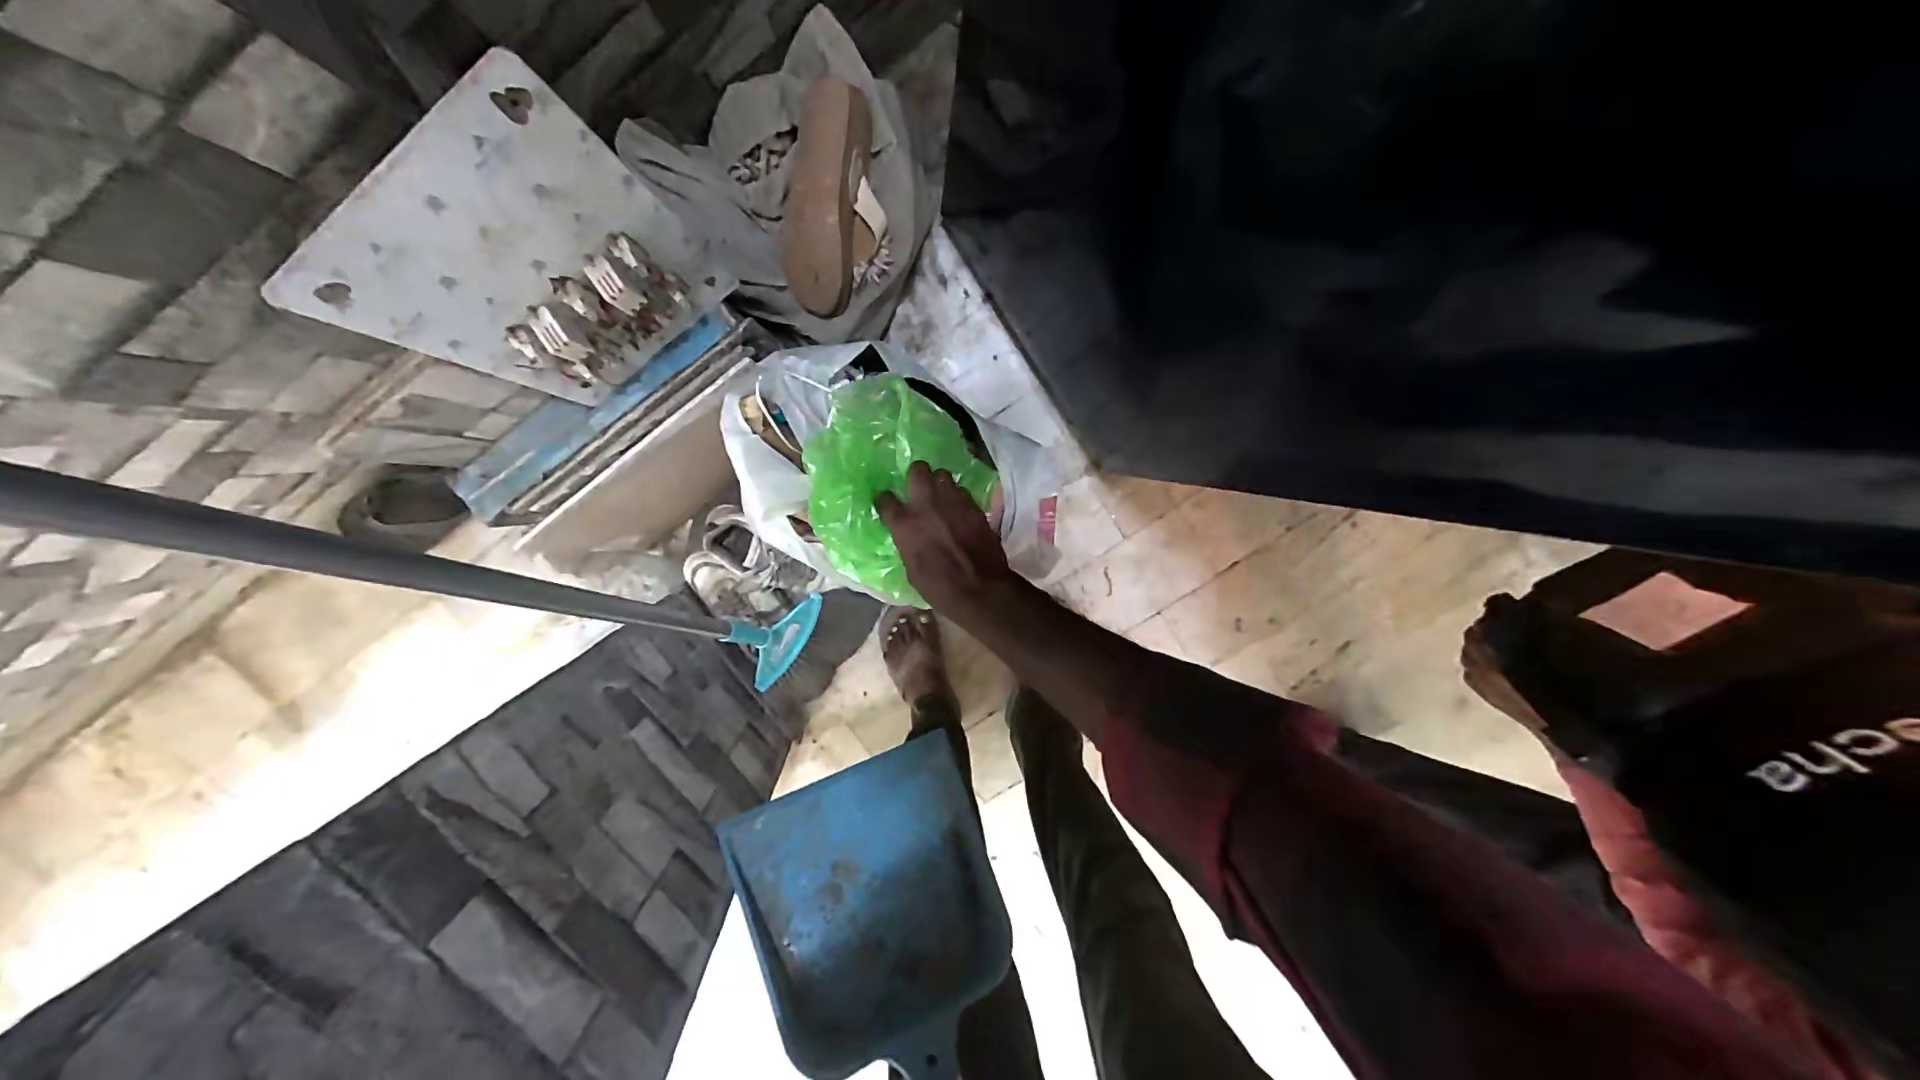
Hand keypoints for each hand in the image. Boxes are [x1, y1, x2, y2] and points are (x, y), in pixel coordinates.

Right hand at [874, 460, 1016, 614]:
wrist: (980, 588)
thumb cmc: (939, 587)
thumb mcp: (911, 568)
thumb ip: (908, 543)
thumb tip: (909, 536)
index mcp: (904, 523)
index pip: (885, 499)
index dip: (886, 501)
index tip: (888, 504)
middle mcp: (926, 504)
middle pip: (918, 470)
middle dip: (917, 475)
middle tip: (918, 487)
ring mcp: (953, 501)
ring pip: (943, 475)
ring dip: (940, 483)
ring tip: (942, 496)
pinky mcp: (974, 505)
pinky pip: (962, 491)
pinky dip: (958, 497)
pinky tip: (960, 509)